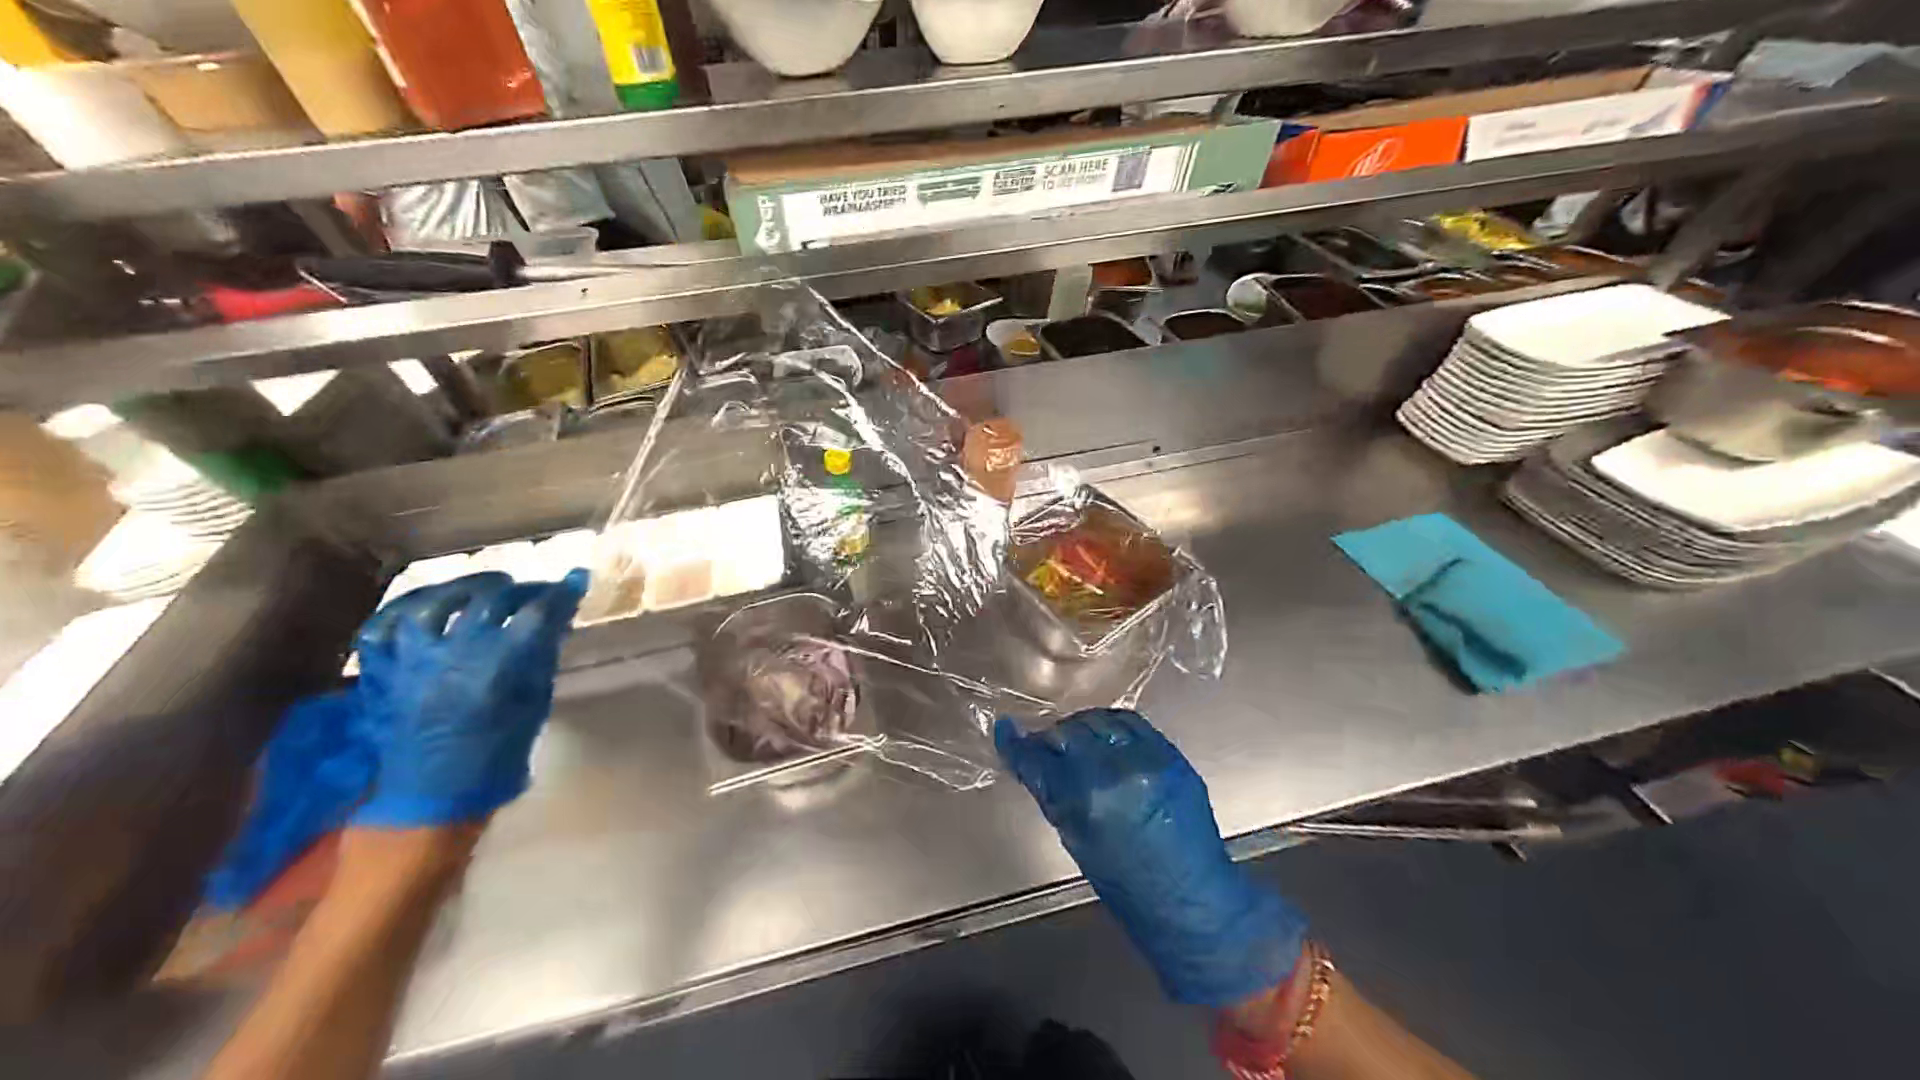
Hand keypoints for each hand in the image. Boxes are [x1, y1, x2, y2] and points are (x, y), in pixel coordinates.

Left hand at [351, 570, 587, 827]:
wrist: (429, 800)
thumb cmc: (494, 758)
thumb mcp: (533, 707)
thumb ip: (541, 659)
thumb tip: (554, 622)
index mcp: (497, 667)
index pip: (536, 613)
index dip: (561, 593)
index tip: (577, 580)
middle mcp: (452, 654)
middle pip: (490, 600)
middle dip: (522, 590)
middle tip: (538, 592)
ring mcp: (408, 661)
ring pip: (434, 602)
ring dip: (466, 588)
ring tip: (487, 587)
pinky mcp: (380, 672)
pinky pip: (384, 627)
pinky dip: (406, 610)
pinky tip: (428, 605)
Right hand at [995, 708, 1306, 1006]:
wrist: (1194, 902)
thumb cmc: (1127, 887)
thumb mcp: (1076, 841)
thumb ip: (1052, 794)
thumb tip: (1030, 762)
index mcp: (1087, 800)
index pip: (1040, 759)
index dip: (1018, 745)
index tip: (1007, 732)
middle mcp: (1118, 770)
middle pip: (1070, 731)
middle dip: (1051, 737)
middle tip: (1043, 746)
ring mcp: (1150, 758)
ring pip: (1100, 720)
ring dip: (1081, 728)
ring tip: (1074, 741)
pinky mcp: (1172, 754)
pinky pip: (1132, 724)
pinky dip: (1112, 727)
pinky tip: (1104, 739)